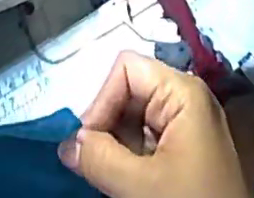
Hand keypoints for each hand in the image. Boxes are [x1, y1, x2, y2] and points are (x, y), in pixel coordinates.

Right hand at [61, 52, 248, 197]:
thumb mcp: (143, 187)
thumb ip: (101, 159)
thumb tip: (67, 143)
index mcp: (182, 91)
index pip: (127, 69)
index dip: (102, 100)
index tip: (87, 143)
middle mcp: (184, 99)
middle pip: (129, 92)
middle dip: (105, 125)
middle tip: (91, 164)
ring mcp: (186, 127)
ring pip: (133, 119)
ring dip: (113, 146)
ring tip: (105, 176)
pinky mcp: (184, 153)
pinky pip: (144, 142)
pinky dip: (126, 160)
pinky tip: (121, 183)